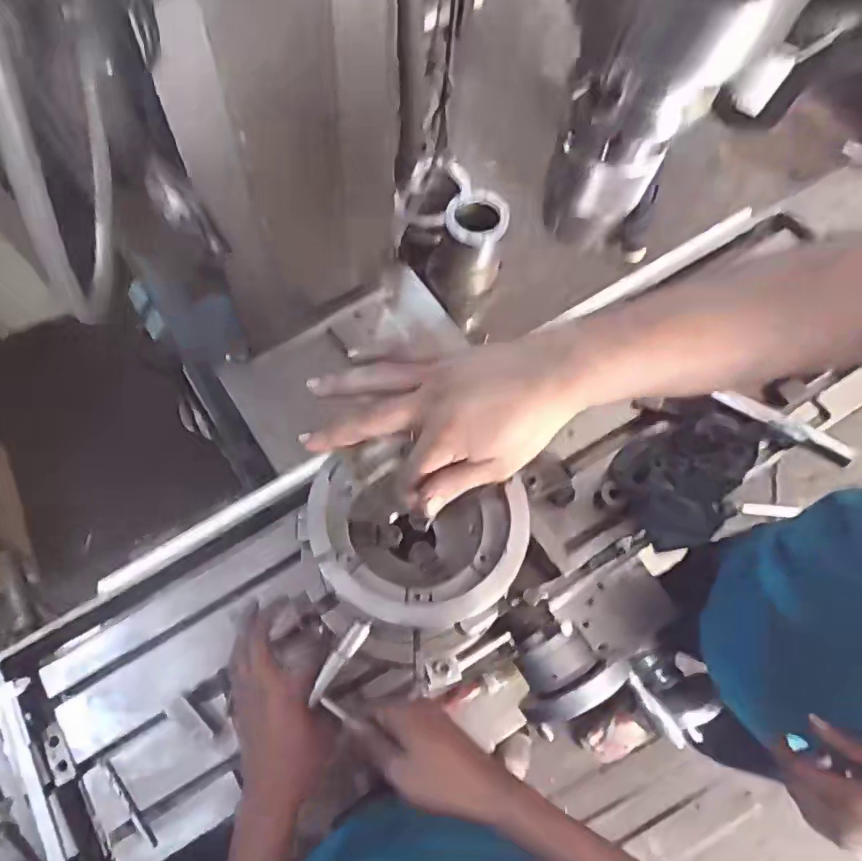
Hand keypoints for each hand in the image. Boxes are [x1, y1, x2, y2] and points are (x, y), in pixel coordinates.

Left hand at [227, 600, 333, 815]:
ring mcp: (245, 694)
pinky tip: (246, 652)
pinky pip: (235, 669)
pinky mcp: (238, 706)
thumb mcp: (327, 731)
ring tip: (252, 615)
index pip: (305, 652)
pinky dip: (240, 653)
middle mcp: (260, 685)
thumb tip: (332, 683)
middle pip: (254, 642)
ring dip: (245, 632)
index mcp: (285, 689)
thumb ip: (329, 702)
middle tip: (271, 601)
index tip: (326, 626)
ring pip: (238, 654)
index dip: (317, 637)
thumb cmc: (303, 762)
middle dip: (261, 618)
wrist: (269, 791)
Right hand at [302, 334, 588, 515]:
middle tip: (306, 441)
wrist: (554, 371)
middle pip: (372, 420)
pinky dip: (377, 353)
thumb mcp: (497, 466)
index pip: (410, 471)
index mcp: (442, 438)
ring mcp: (431, 376)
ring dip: (343, 386)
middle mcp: (426, 404)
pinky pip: (402, 354)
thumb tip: (422, 506)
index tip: (411, 500)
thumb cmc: (531, 424)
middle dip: (337, 434)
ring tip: (313, 386)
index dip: (407, 489)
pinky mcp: (441, 357)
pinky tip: (356, 355)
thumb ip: (455, 484)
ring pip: (377, 381)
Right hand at [358, 700, 528, 827]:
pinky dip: (406, 745)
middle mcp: (417, 703)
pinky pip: (415, 729)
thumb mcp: (397, 770)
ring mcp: (434, 713)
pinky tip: (408, 768)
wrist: (491, 792)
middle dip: (372, 738)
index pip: (365, 709)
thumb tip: (350, 723)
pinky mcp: (445, 726)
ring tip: (386, 773)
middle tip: (367, 771)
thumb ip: (371, 744)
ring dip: (389, 744)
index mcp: (402, 709)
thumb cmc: (440, 784)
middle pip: (382, 715)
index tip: (350, 756)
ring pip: (399, 723)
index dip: (355, 731)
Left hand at [775, 715, 861, 860]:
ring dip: (806, 784)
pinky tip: (840, 790)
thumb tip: (813, 722)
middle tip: (814, 747)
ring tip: (831, 766)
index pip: (796, 771)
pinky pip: (819, 820)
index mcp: (845, 802)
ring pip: (804, 806)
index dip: (783, 750)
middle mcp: (836, 825)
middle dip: (795, 765)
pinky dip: (816, 801)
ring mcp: (843, 842)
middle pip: (796, 788)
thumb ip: (848, 745)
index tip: (779, 732)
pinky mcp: (852, 851)